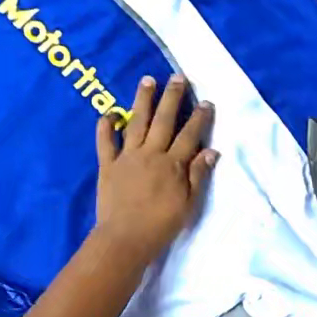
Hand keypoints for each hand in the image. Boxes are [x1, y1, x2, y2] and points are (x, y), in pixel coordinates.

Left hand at [92, 73, 216, 262]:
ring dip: (143, 101)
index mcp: (173, 164)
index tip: (206, 101)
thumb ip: (198, 176)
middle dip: (172, 97)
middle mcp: (151, 154)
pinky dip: (106, 126)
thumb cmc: (161, 225)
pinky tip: (109, 113)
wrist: (125, 239)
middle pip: (164, 120)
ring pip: (137, 123)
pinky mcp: (108, 166)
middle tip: (178, 77)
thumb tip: (211, 151)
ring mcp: (127, 157)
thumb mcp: (188, 204)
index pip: (190, 135)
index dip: (199, 117)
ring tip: (147, 80)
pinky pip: (105, 142)